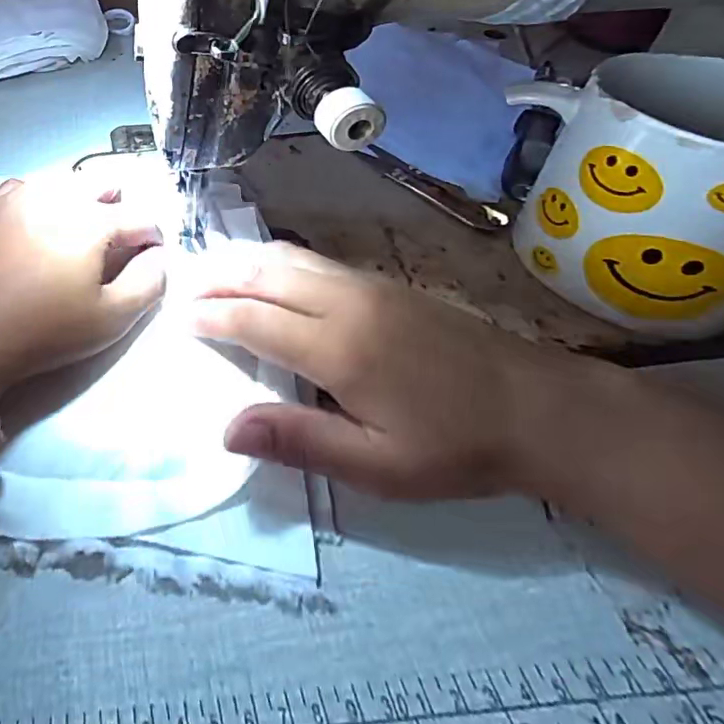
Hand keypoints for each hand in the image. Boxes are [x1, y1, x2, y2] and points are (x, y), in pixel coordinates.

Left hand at [0, 175, 166, 393]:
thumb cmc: (43, 332)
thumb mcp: (111, 319)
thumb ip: (149, 282)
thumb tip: (158, 255)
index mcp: (92, 220)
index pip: (141, 218)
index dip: (151, 241)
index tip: (145, 261)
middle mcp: (58, 194)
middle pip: (105, 189)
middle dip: (117, 212)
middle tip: (107, 250)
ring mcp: (21, 193)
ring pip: (68, 184)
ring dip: (81, 203)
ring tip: (73, 239)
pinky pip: (32, 188)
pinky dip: (45, 200)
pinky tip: (39, 228)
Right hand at [189, 240, 607, 499]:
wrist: (542, 407)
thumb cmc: (455, 445)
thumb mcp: (378, 466)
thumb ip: (300, 441)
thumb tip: (227, 430)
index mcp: (337, 348)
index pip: (253, 320)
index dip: (211, 317)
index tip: (180, 319)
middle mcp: (344, 302)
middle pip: (262, 274)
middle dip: (216, 279)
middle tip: (182, 289)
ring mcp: (365, 284)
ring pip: (286, 257)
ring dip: (241, 261)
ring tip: (210, 271)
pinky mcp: (382, 281)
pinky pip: (311, 258)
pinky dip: (273, 258)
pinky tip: (266, 269)